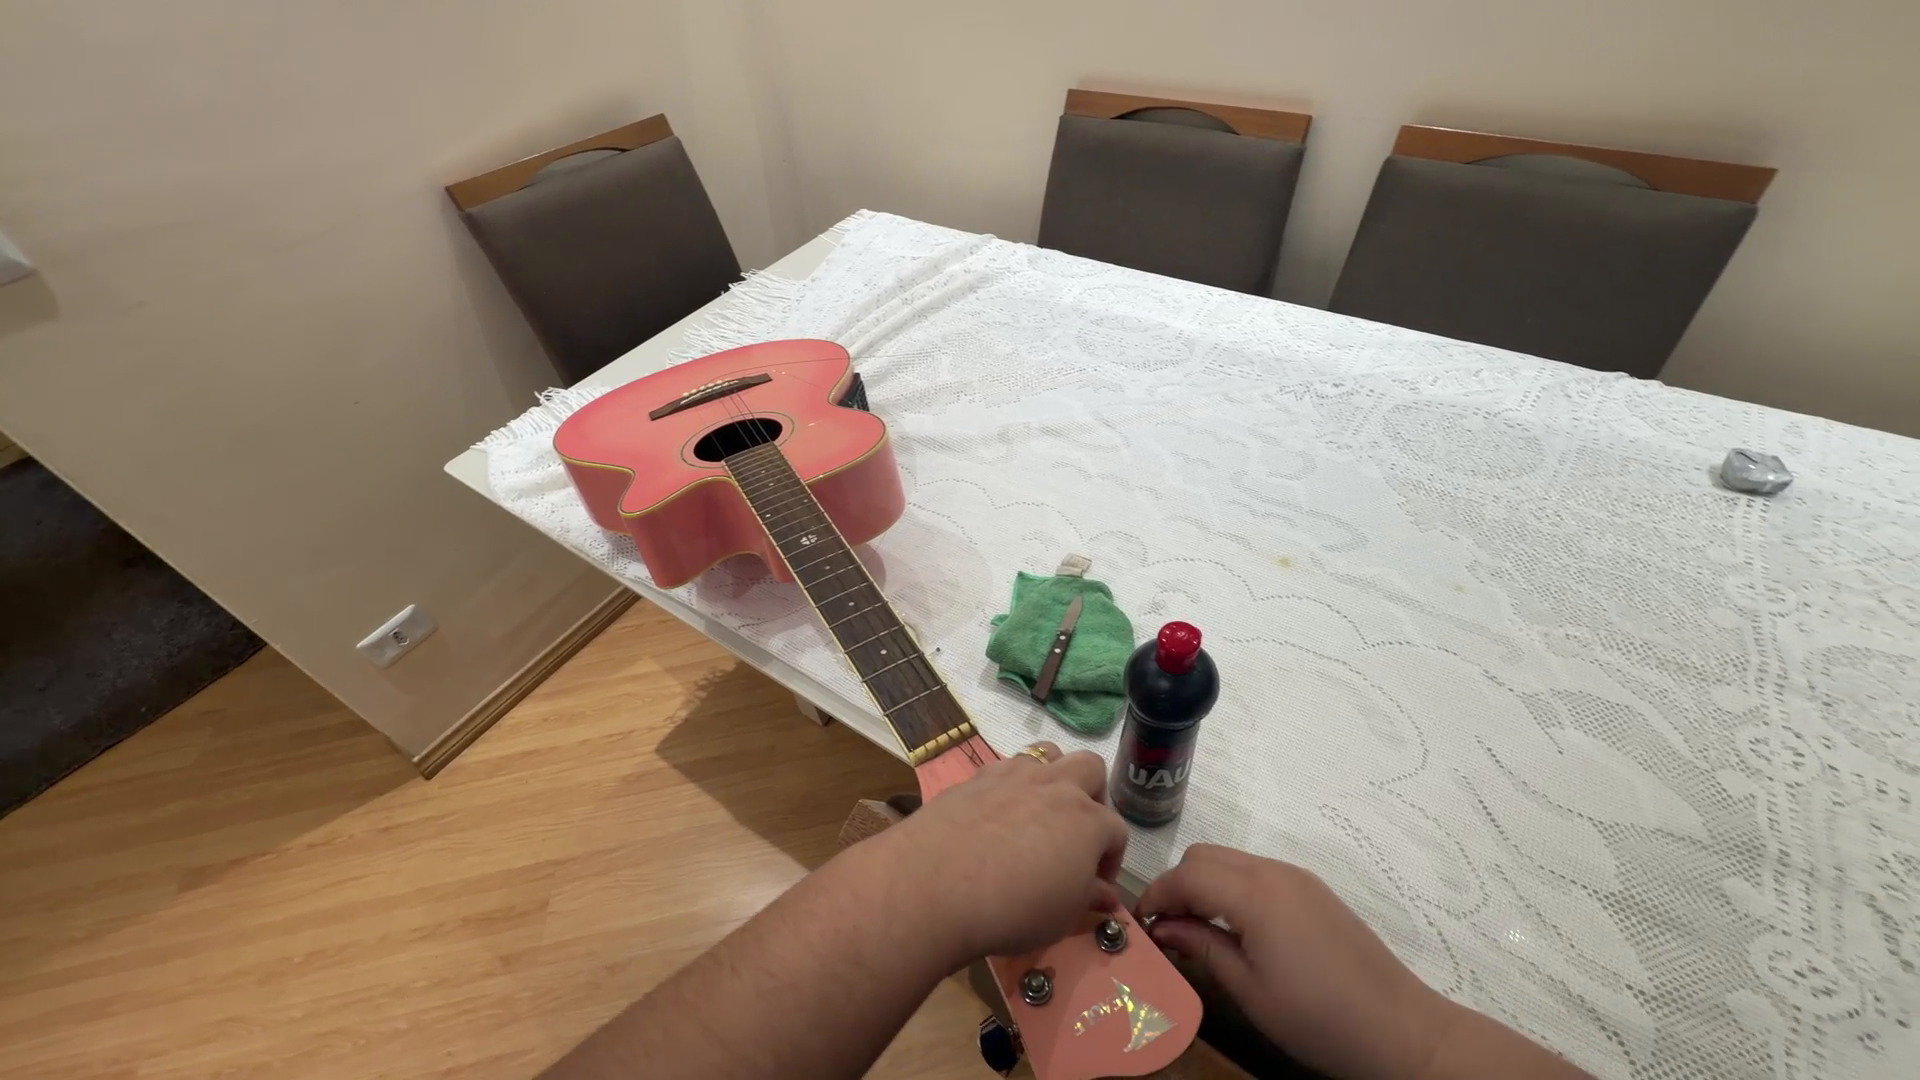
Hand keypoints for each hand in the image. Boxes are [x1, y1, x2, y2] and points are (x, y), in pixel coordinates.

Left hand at [865, 742, 1128, 965]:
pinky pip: (1006, 766)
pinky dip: (1012, 784)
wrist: (936, 883)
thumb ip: (1087, 898)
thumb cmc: (1012, 909)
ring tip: (1039, 812)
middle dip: (1093, 795)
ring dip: (1053, 777)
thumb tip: (1107, 895)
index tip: (1096, 885)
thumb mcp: (1060, 917)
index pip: (1117, 831)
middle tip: (1076, 833)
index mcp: (1087, 821)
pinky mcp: (977, 776)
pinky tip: (997, 814)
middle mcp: (1055, 786)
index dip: (1112, 859)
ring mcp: (1013, 775)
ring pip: (1048, 754)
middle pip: (1090, 768)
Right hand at [1137, 845, 1452, 1079]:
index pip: (1186, 875)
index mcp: (1255, 894)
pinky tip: (1236, 926)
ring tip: (1198, 928)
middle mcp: (1272, 871)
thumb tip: (1162, 927)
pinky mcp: (1310, 888)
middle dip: (1177, 884)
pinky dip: (1231, 886)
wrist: (1402, 1030)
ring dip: (1203, 883)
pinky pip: (1254, 871)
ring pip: (1228, 859)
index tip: (1141, 924)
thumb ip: (1201, 946)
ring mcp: (1295, 876)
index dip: (1157, 895)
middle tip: (1169, 928)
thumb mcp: (1249, 990)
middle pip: (1204, 856)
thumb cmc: (1318, 1018)